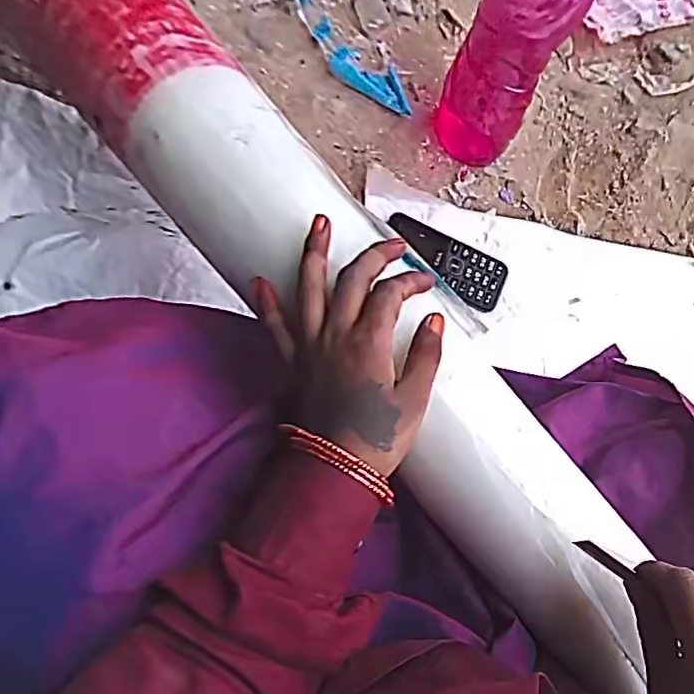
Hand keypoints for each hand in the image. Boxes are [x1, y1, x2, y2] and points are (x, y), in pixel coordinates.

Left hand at [255, 215, 445, 477]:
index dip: (411, 282)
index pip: (391, 294)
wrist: (336, 467)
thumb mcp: (415, 400)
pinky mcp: (295, 364)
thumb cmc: (375, 440)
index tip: (424, 284)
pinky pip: (276, 326)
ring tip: (318, 226)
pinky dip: (267, 302)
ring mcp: (311, 347)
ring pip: (309, 287)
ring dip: (314, 253)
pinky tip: (260, 281)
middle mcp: (336, 337)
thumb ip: (427, 355)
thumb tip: (433, 322)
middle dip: (375, 254)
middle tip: (391, 245)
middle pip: (353, 278)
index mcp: (369, 343)